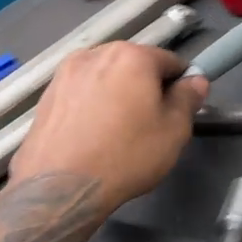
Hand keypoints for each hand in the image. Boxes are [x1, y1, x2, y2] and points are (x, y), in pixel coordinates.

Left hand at [10, 43, 208, 213]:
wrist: (60, 186)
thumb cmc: (128, 154)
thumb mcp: (175, 129)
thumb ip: (188, 98)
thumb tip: (195, 81)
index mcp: (131, 57)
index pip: (171, 61)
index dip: (182, 84)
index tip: (182, 109)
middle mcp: (94, 55)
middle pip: (134, 65)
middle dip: (147, 86)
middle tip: (153, 121)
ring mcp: (64, 74)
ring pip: (106, 78)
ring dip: (119, 94)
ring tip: (121, 129)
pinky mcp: (46, 96)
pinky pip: (83, 93)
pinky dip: (95, 105)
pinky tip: (96, 134)